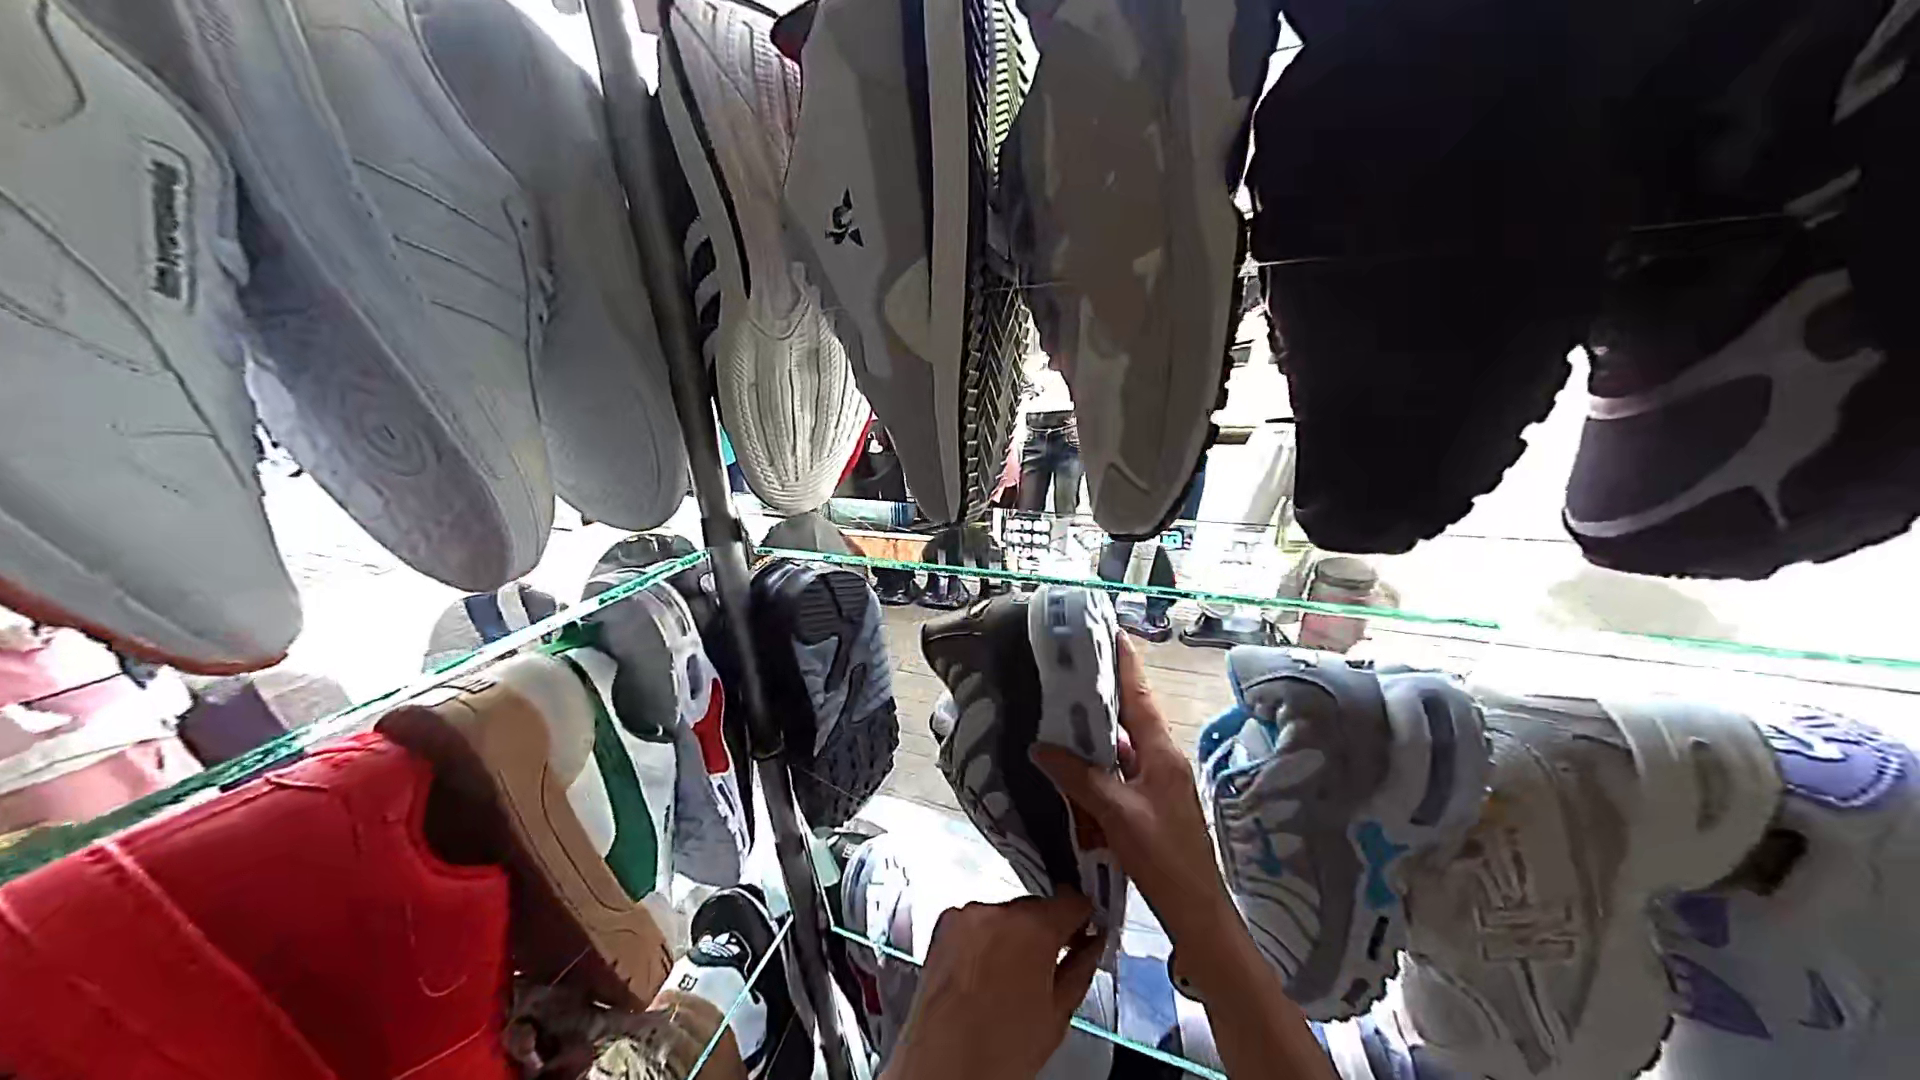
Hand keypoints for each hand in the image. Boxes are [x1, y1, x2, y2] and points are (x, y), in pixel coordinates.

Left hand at [882, 893, 1102, 1079]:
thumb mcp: (1057, 1013)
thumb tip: (1091, 946)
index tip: (1085, 924)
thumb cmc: (996, 1050)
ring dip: (1012, 935)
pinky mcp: (945, 924)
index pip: (1071, 901)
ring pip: (1004, 915)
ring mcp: (968, 915)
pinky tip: (984, 973)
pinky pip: (976, 922)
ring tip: (1010, 978)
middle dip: (1045, 930)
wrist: (944, 1065)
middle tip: (1049, 963)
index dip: (1083, 915)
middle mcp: (999, 912)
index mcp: (1034, 929)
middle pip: (1036, 908)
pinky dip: (983, 938)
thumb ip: (1081, 968)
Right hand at [1033, 636, 1238, 955]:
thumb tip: (1041, 747)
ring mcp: (1158, 782)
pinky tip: (1074, 772)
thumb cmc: (1163, 856)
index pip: (1139, 695)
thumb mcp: (1116, 813)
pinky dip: (1098, 770)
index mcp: (1161, 751)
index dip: (1125, 662)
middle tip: (1070, 672)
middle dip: (1102, 695)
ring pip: (1122, 748)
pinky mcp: (1151, 802)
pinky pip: (1120, 774)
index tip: (1110, 630)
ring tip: (1062, 718)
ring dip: (1095, 738)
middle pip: (1129, 716)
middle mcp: (1162, 758)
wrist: (1197, 911)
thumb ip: (1079, 777)